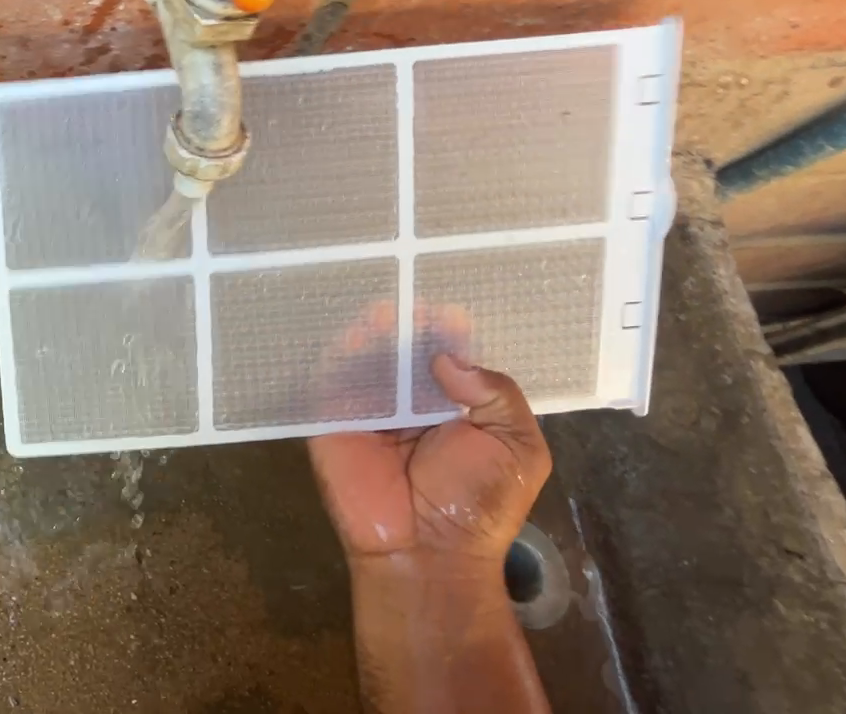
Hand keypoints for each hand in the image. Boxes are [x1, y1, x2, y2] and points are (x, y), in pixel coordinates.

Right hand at [308, 306, 551, 568]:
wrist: (425, 551)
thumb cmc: (477, 503)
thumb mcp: (517, 449)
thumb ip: (496, 395)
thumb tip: (447, 356)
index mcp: (451, 403)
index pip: (445, 352)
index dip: (444, 327)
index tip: (444, 306)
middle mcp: (407, 398)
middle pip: (401, 347)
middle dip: (403, 321)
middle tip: (405, 295)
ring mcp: (366, 405)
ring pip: (364, 355)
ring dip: (368, 330)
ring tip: (380, 310)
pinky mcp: (330, 417)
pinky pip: (328, 378)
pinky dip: (333, 353)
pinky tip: (347, 334)